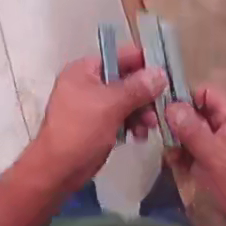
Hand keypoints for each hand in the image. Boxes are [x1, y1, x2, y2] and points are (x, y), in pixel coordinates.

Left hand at [27, 44, 167, 186]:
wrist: (58, 169)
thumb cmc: (81, 130)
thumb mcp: (111, 105)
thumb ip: (138, 87)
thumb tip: (160, 73)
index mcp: (84, 70)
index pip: (120, 55)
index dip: (144, 63)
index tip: (167, 74)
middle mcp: (87, 83)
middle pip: (126, 79)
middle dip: (145, 94)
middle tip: (160, 108)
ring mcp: (92, 104)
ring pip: (126, 100)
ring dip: (141, 112)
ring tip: (149, 126)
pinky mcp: (97, 124)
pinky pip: (120, 117)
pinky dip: (132, 123)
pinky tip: (140, 136)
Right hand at [165, 85, 225, 225]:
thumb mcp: (212, 156)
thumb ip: (190, 128)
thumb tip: (170, 105)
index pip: (203, 91)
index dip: (182, 103)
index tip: (163, 121)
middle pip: (200, 109)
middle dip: (181, 126)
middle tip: (167, 146)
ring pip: (202, 127)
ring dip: (185, 142)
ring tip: (175, 160)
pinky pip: (209, 142)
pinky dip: (195, 152)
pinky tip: (184, 167)